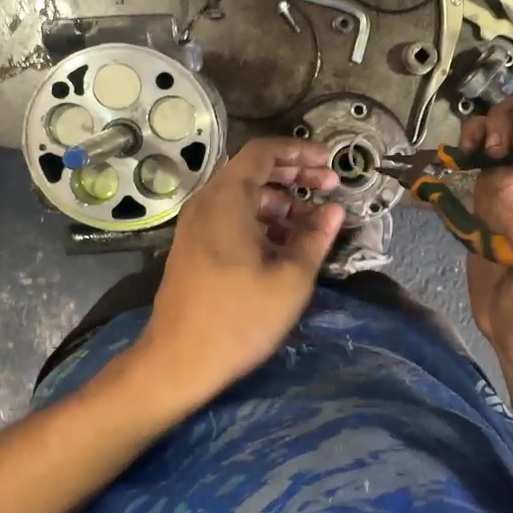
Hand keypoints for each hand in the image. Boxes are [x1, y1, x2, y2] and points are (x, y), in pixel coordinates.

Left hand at [136, 138, 345, 399]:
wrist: (178, 361)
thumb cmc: (239, 318)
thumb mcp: (291, 279)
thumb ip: (315, 237)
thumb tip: (335, 210)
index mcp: (227, 199)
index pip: (263, 152)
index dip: (300, 151)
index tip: (330, 162)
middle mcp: (207, 203)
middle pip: (254, 171)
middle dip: (295, 175)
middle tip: (330, 187)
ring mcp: (197, 225)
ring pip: (244, 197)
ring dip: (281, 203)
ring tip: (315, 224)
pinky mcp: (195, 247)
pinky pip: (232, 217)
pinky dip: (262, 221)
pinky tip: (287, 245)